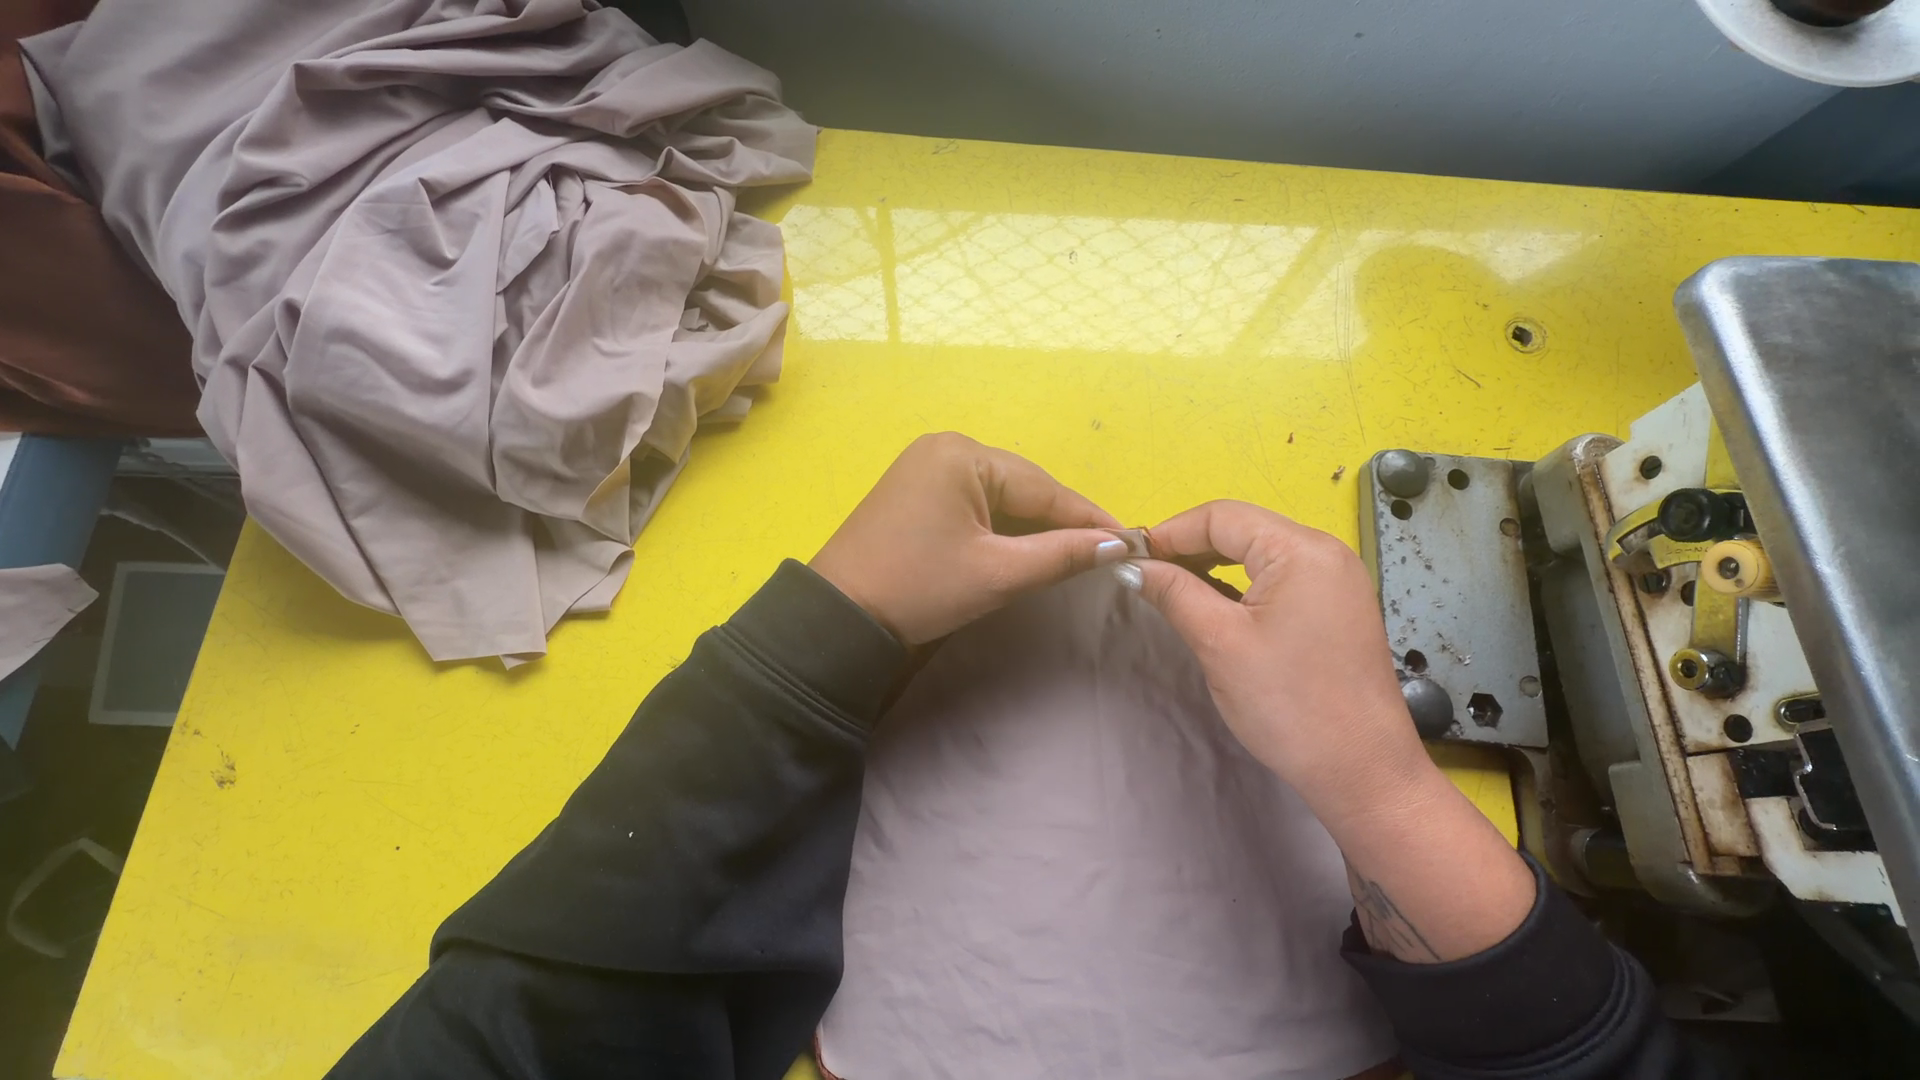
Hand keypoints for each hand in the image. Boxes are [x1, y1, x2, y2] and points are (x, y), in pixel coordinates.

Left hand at [811, 433, 1126, 645]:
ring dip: (1032, 525)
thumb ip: (1059, 555)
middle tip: (1103, 552)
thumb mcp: (997, 573)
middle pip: (1022, 486)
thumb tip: (1115, 544)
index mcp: (962, 455)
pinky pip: (975, 502)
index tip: (1129, 539)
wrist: (840, 616)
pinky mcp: (917, 490)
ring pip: (1000, 495)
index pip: (1042, 486)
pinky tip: (1025, 547)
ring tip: (1072, 553)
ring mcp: (927, 467)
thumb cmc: (920, 588)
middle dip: (1060, 520)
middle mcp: (945, 448)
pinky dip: (1002, 526)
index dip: (1088, 516)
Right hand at [1122, 500, 1425, 811]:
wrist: (1361, 771)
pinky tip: (1210, 602)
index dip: (1170, 531)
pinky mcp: (1335, 608)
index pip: (1221, 516)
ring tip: (1170, 587)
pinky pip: (1277, 577)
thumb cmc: (1287, 703)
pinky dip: (1239, 583)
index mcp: (1301, 549)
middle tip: (1145, 573)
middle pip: (1242, 528)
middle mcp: (1325, 552)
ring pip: (1258, 552)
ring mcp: (1335, 580)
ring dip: (1211, 563)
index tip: (1130, 557)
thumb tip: (1133, 566)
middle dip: (1189, 545)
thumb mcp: (1219, 642)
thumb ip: (1174, 593)